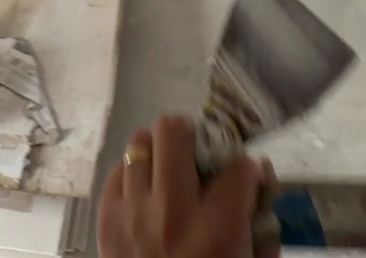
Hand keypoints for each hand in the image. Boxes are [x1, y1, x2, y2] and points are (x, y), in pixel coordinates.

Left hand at [98, 115, 278, 257]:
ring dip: (159, 153)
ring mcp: (131, 213)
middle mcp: (170, 212)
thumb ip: (261, 228)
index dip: (246, 169)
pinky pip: (117, 172)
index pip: (237, 168)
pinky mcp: (104, 220)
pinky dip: (133, 177)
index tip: (246, 176)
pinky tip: (146, 194)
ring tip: (168, 171)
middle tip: (199, 155)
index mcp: (214, 232)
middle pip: (174, 132)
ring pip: (139, 144)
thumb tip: (261, 175)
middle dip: (193, 138)